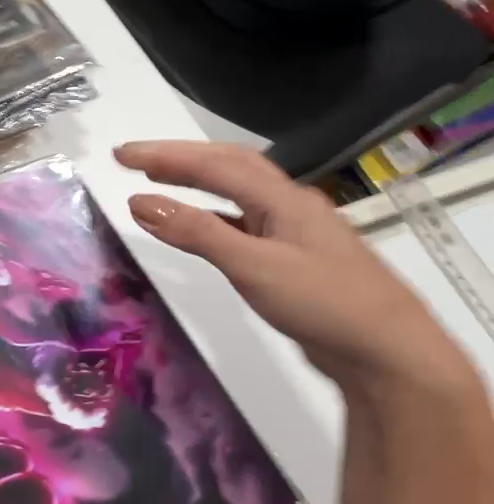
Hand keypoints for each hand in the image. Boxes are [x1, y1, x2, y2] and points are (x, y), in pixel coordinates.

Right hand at [115, 140, 472, 394]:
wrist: (382, 348)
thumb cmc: (321, 302)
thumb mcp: (252, 265)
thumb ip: (195, 232)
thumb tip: (140, 202)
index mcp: (284, 201)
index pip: (216, 167)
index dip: (166, 157)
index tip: (120, 155)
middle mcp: (288, 207)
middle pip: (230, 167)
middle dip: (179, 158)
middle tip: (132, 158)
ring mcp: (289, 231)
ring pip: (236, 191)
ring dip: (193, 179)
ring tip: (154, 178)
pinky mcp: (285, 256)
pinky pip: (238, 220)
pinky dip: (206, 213)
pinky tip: (188, 223)